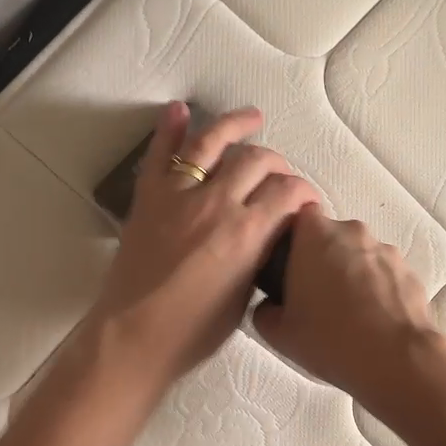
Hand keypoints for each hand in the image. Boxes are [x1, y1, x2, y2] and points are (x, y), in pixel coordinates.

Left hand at [82, 103, 319, 384]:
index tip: (309, 200)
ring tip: (252, 117)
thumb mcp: (244, 294)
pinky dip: (170, 127)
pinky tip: (180, 109)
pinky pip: (160, 153)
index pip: (288, 192)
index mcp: (248, 233)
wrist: (136, 335)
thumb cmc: (195, 330)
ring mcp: (180, 195)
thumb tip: (269, 233)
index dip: (305, 190)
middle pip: (257, 161)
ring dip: (235, 124)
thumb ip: (260, 254)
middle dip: (278, 163)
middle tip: (283, 175)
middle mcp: (217, 203)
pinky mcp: (149, 197)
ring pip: (212, 143)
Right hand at [252, 207, 445, 406]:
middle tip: (316, 297)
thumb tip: (270, 305)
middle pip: (332, 236)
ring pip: (361, 255)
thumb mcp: (279, 333)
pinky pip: (385, 274)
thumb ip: (264, 310)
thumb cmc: (330, 340)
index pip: (299, 216)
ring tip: (350, 313)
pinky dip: (378, 289)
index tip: (290, 267)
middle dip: (324, 259)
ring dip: (353, 274)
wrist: (396, 359)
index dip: (294, 239)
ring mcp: (386, 250)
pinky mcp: (410, 271)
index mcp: (316, 234)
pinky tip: (374, 320)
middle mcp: (353, 232)